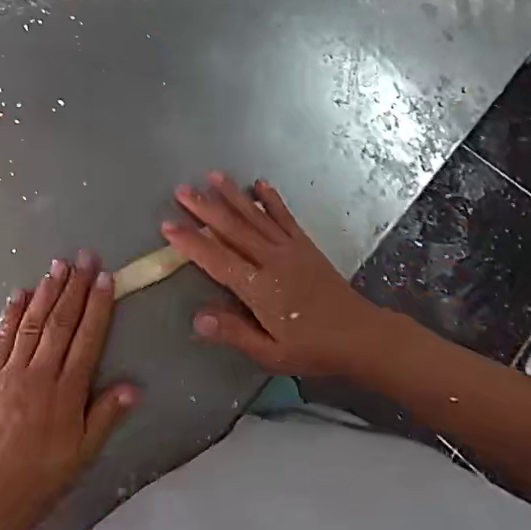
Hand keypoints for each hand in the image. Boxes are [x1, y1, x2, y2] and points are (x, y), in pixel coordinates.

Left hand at [0, 254, 138, 529]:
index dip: (97, 306)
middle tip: (86, 257)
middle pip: (61, 322)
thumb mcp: (83, 453)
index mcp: (67, 392)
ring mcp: (12, 370)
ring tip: (59, 264)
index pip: (87, 339)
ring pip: (33, 322)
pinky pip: (4, 336)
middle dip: (76, 286)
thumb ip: (106, 415)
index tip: (105, 278)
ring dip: (47, 291)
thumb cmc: (43, 475)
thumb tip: (134, 386)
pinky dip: (13, 312)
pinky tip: (22, 291)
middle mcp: (40, 374)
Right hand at [163, 172, 393, 376]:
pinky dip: (271, 199)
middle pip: (232, 229)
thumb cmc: (313, 348)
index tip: (168, 225)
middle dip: (204, 208)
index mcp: (259, 289)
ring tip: (212, 175)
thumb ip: (235, 333)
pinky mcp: (304, 244)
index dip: (191, 242)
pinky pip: (284, 217)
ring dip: (232, 195)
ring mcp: (289, 249)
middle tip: (181, 190)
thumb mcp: (272, 354)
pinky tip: (259, 183)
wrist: (362, 336)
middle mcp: (271, 261)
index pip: (217, 260)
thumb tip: (197, 318)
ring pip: (255, 216)